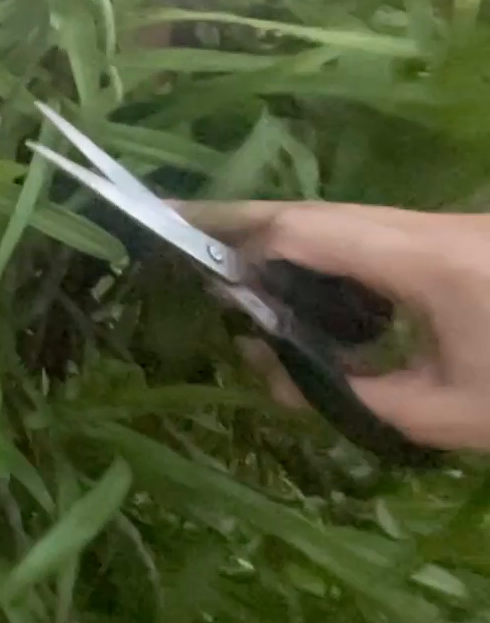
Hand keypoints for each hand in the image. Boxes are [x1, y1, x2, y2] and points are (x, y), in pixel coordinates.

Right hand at [183, 201, 489, 451]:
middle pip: (309, 211)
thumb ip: (342, 392)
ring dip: (272, 235)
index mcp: (427, 261)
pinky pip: (365, 237)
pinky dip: (312, 250)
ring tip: (217, 257)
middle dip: (232, 218)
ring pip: (335, 219)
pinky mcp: (460, 245)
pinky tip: (293, 280)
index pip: (301, 232)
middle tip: (163, 220)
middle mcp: (431, 231)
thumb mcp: (447, 411)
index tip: (190, 271)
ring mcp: (449, 232)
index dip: (236, 247)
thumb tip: (262, 370)